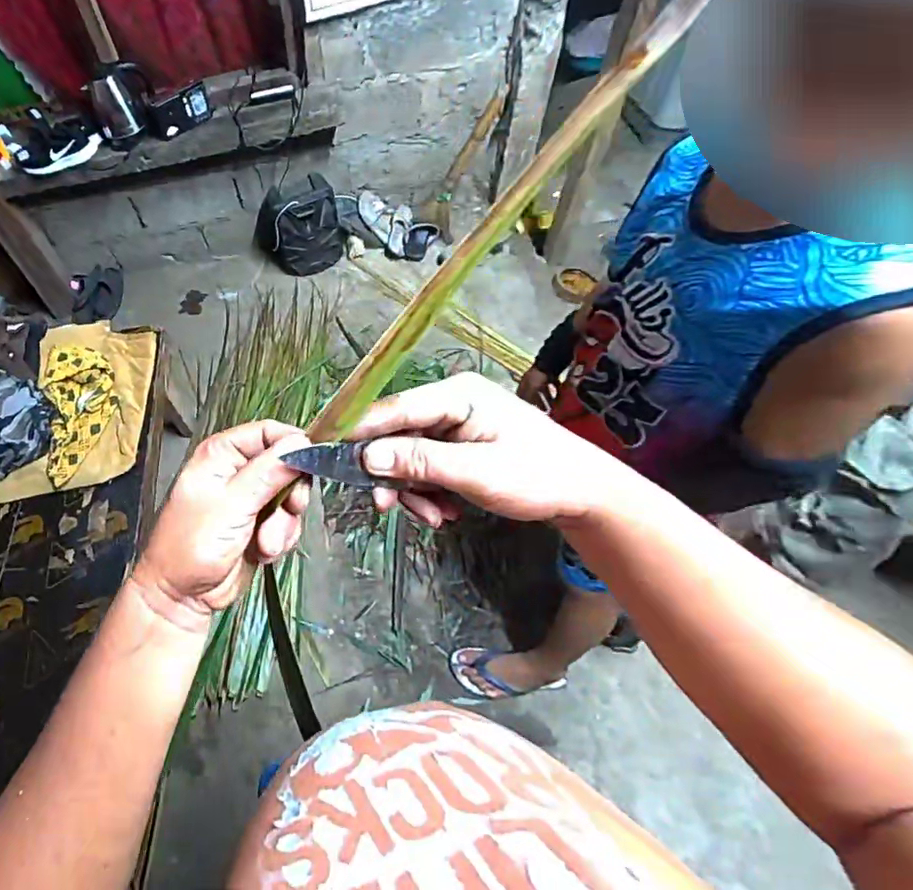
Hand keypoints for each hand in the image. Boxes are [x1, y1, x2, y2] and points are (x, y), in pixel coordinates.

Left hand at [129, 420, 311, 631]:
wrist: (182, 596)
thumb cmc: (191, 546)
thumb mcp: (233, 504)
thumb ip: (268, 472)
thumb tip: (300, 442)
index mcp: (221, 454)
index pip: (267, 432)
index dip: (291, 445)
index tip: (308, 463)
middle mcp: (236, 471)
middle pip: (286, 464)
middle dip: (291, 492)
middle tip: (289, 508)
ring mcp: (249, 499)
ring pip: (290, 497)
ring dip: (284, 523)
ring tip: (264, 541)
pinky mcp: (259, 524)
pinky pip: (286, 522)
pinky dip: (280, 538)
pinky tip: (262, 551)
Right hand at [345, 372, 642, 526]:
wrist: (584, 495)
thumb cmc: (537, 477)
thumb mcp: (475, 472)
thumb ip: (419, 462)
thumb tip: (365, 458)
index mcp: (456, 394)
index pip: (393, 408)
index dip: (359, 432)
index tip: (328, 454)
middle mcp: (450, 403)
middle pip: (397, 434)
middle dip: (392, 473)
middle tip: (385, 507)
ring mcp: (454, 424)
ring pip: (408, 455)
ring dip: (412, 489)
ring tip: (434, 516)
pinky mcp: (458, 444)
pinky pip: (426, 465)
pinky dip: (428, 490)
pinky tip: (444, 511)